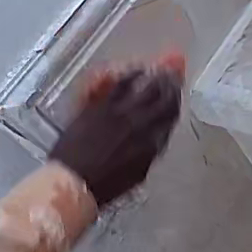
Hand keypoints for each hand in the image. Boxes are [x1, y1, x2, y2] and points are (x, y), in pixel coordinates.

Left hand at [49, 54, 185, 206]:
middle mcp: (140, 125)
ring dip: (156, 77)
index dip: (176, 101)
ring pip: (146, 88)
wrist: (73, 179)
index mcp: (151, 144)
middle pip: (163, 99)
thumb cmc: (103, 184)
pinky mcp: (101, 105)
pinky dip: (131, 75)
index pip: (170, 117)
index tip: (177, 92)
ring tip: (160, 68)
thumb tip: (157, 137)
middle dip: (170, 84)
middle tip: (174, 72)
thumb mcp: (136, 173)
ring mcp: (120, 113)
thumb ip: (148, 152)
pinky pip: (121, 85)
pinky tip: (136, 70)